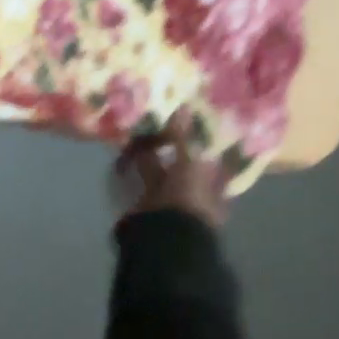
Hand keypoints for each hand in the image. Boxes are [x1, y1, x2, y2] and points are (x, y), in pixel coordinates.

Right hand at [115, 108, 228, 226]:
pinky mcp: (148, 198)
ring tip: (135, 126)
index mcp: (213, 183)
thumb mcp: (189, 163)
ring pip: (160, 166)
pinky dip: (134, 161)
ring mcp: (170, 194)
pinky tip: (125, 145)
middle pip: (181, 160)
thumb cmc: (188, 197)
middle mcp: (195, 189)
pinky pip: (142, 174)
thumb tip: (184, 105)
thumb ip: (184, 137)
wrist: (165, 232)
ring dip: (149, 150)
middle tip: (153, 116)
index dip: (194, 136)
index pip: (205, 154)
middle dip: (168, 142)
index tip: (180, 116)